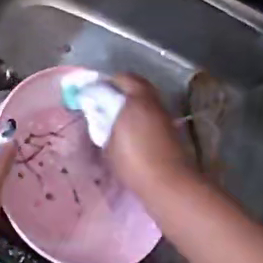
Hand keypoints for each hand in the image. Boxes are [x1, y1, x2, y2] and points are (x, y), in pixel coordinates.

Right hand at [102, 74, 196, 192]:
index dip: (104, 84)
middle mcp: (152, 101)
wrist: (168, 182)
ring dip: (132, 99)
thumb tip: (102, 116)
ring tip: (116, 113)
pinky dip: (141, 111)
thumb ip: (104, 125)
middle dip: (120, 86)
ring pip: (146, 96)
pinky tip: (131, 127)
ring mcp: (164, 113)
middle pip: (136, 83)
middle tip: (104, 98)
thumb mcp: (109, 146)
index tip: (92, 93)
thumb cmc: (134, 162)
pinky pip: (152, 110)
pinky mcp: (170, 127)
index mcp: (135, 99)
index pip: (119, 79)